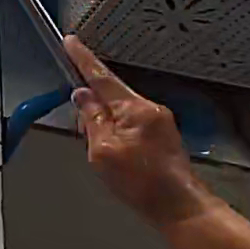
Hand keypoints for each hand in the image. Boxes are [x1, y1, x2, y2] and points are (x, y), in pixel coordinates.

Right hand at [63, 36, 218, 228]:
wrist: (178, 207)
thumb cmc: (140, 182)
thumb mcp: (102, 150)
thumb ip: (90, 119)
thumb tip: (82, 96)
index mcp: (135, 108)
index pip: (102, 77)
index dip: (82, 59)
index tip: (70, 41)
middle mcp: (150, 109)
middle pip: (111, 95)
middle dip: (92, 106)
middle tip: (82, 130)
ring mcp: (159, 122)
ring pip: (119, 112)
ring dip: (104, 124)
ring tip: (101, 152)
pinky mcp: (161, 136)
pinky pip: (130, 123)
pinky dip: (115, 132)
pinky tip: (113, 154)